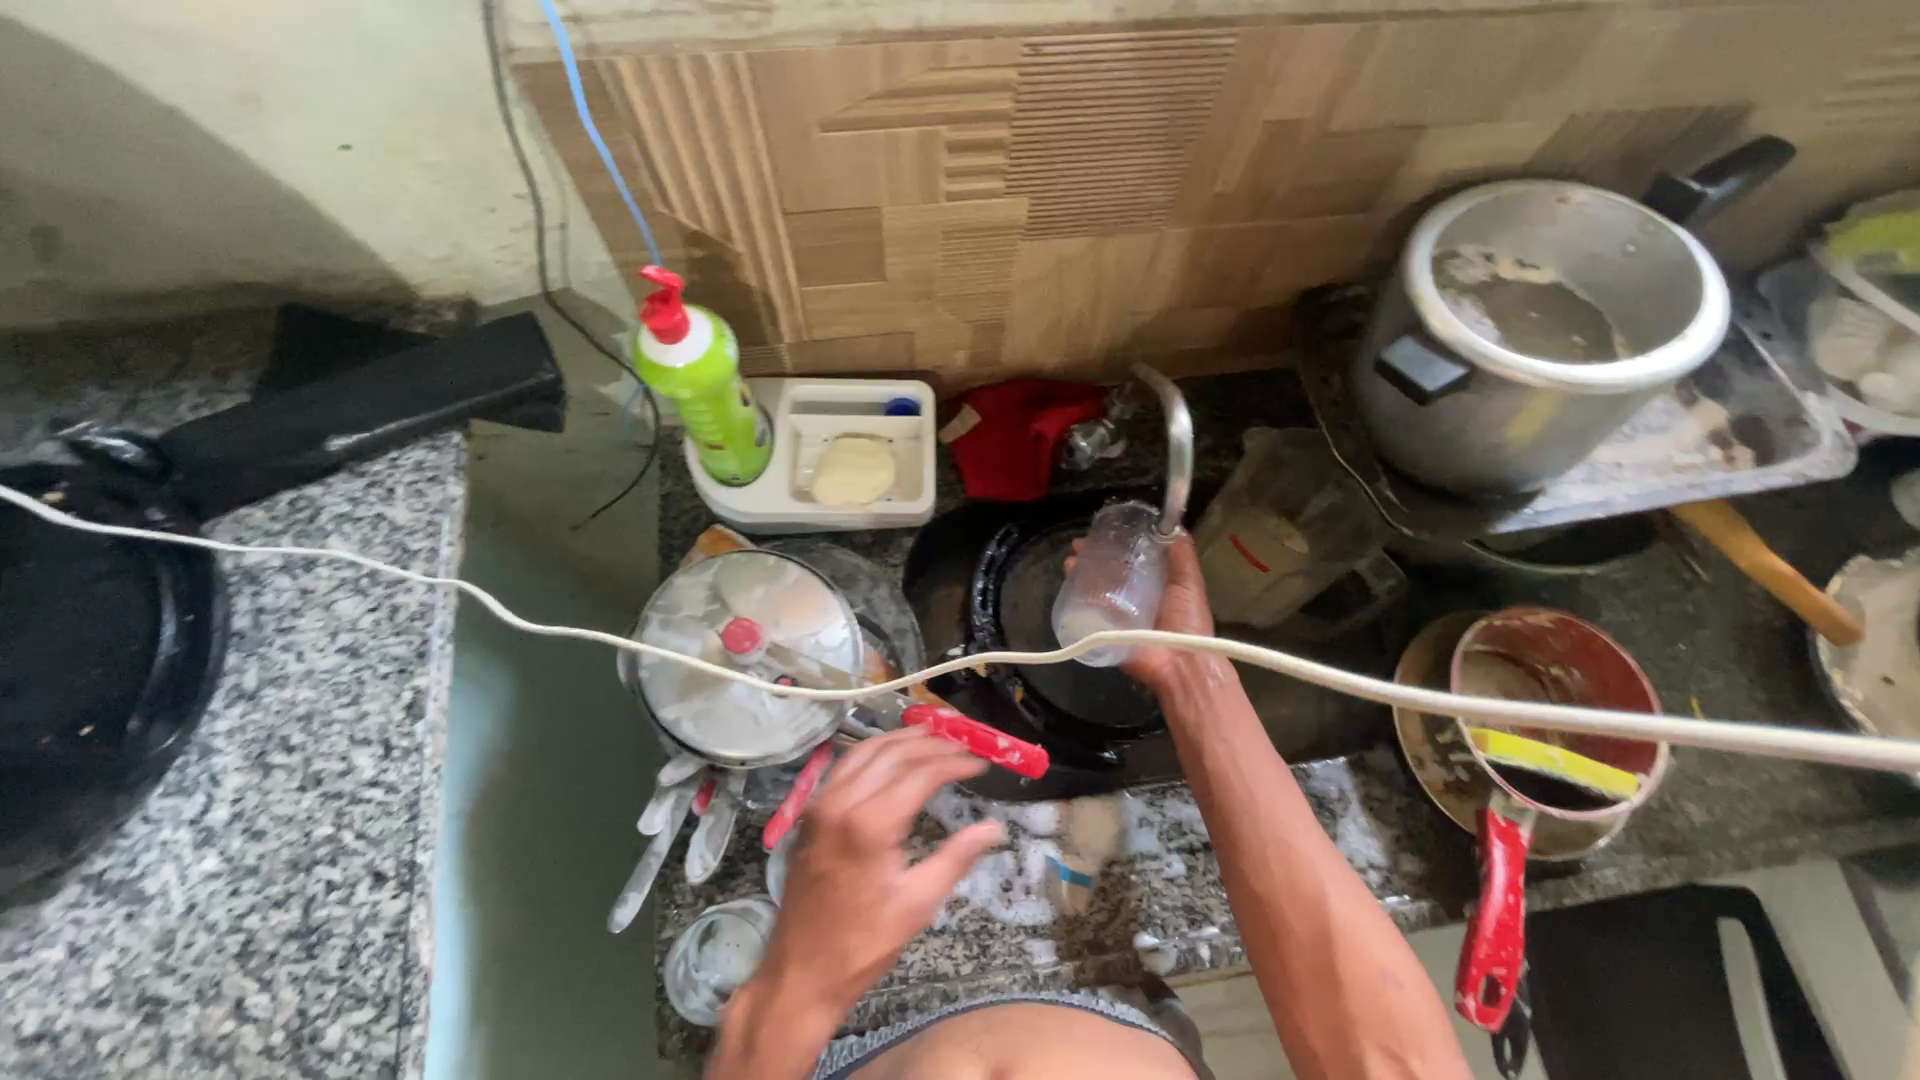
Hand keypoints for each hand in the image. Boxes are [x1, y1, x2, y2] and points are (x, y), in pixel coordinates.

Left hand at [755, 728, 1006, 1012]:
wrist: (801, 971)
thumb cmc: (863, 943)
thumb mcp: (918, 903)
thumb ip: (956, 858)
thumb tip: (994, 828)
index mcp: (869, 823)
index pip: (921, 772)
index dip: (955, 762)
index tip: (982, 761)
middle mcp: (841, 801)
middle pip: (894, 752)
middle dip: (933, 741)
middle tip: (965, 737)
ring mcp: (821, 803)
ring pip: (867, 750)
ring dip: (903, 737)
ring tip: (936, 732)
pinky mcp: (812, 812)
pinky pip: (846, 765)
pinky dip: (875, 751)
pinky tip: (894, 753)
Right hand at [1066, 531, 1214, 693]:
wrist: (1179, 663)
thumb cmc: (1188, 621)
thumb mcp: (1190, 582)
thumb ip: (1183, 555)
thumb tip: (1173, 525)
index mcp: (1155, 585)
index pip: (1132, 558)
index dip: (1118, 543)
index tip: (1105, 530)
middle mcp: (1133, 597)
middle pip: (1108, 571)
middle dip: (1093, 556)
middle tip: (1078, 545)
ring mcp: (1116, 614)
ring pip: (1094, 587)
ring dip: (1080, 572)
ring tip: (1070, 561)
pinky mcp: (1104, 629)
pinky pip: (1086, 609)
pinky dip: (1075, 594)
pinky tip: (1069, 580)